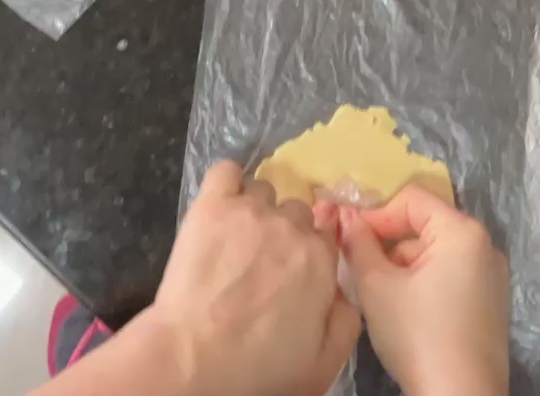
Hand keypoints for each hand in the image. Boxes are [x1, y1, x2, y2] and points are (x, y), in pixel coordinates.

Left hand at [143, 160, 360, 395]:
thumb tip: (344, 293)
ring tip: (236, 238)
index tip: (293, 270)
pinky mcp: (213, 203)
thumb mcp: (321, 366)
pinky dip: (227, 182)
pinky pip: (227, 171)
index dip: (309, 252)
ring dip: (255, 208)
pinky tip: (221, 202)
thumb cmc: (258, 369)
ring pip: (263, 190)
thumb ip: (345, 323)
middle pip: (296, 211)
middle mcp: (290, 225)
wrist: (194, 360)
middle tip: (262, 261)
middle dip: (283, 232)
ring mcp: (251, 209)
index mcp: (320, 259)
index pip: (325, 235)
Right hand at [338, 186, 510, 395]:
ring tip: (379, 291)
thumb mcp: (377, 285)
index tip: (350, 237)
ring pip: (436, 251)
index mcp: (463, 232)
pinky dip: (424, 281)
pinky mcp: (491, 305)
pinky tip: (404, 308)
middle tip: (359, 263)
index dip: (377, 214)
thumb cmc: (418, 336)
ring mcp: (492, 277)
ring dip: (403, 263)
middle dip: (388, 241)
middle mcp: (485, 246)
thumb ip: (358, 242)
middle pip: (425, 224)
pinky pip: (451, 274)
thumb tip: (345, 215)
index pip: (412, 199)